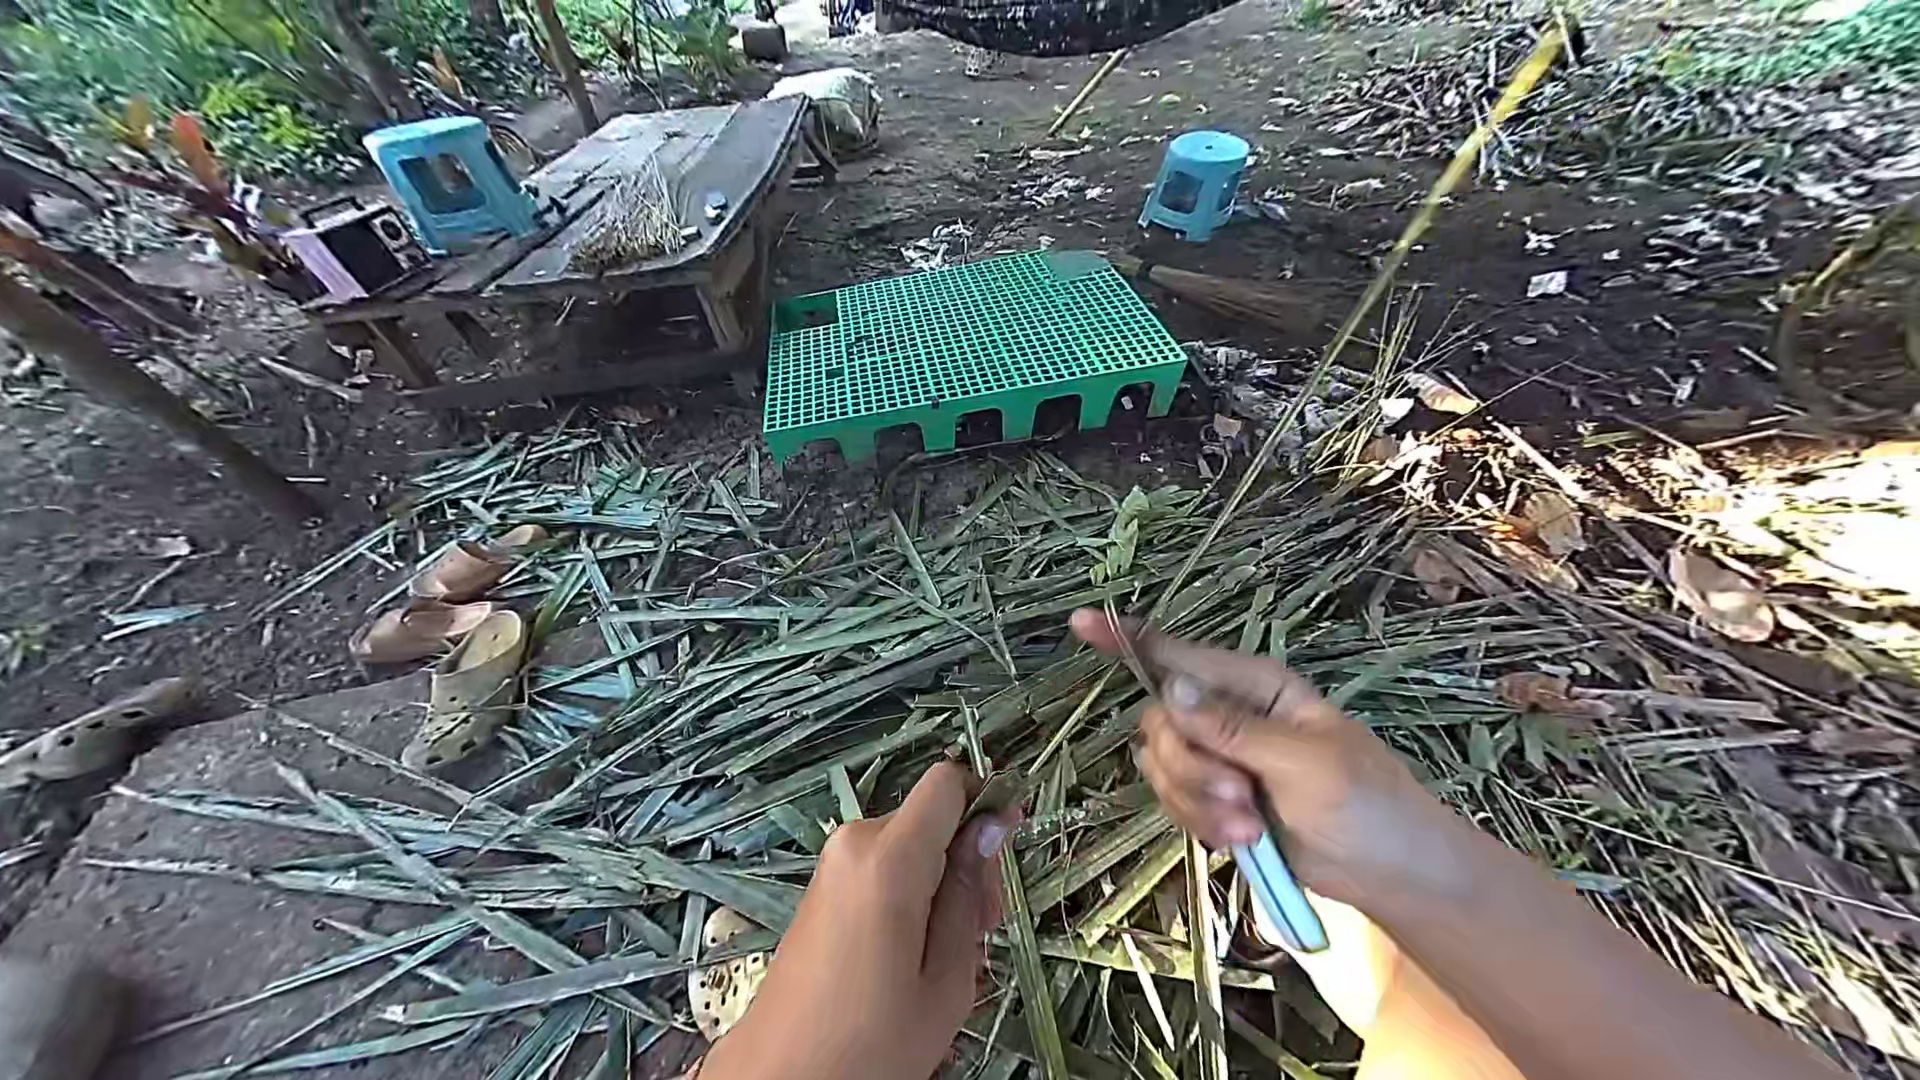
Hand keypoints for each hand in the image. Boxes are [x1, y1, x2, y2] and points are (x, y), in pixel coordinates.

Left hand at [699, 762, 1016, 1079]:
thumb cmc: (870, 1044)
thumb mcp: (944, 978)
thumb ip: (969, 891)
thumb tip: (991, 825)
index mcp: (889, 857)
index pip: (946, 782)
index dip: (983, 800)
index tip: (1004, 844)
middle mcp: (857, 840)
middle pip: (933, 816)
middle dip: (966, 857)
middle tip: (982, 926)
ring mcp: (835, 860)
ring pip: (912, 840)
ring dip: (942, 877)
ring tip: (949, 948)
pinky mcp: (825, 881)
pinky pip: (885, 860)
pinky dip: (912, 886)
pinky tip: (916, 944)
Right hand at [1070, 608, 1465, 907]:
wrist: (1391, 873)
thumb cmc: (1368, 802)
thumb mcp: (1306, 761)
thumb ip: (1232, 728)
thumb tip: (1170, 687)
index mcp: (1251, 684)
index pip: (1176, 653)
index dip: (1125, 637)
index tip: (1080, 623)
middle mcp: (1222, 711)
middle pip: (1159, 721)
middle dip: (1190, 766)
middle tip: (1239, 798)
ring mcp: (1213, 755)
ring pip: (1160, 764)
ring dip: (1198, 800)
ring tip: (1251, 827)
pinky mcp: (1208, 796)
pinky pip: (1171, 800)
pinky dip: (1201, 823)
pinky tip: (1244, 840)